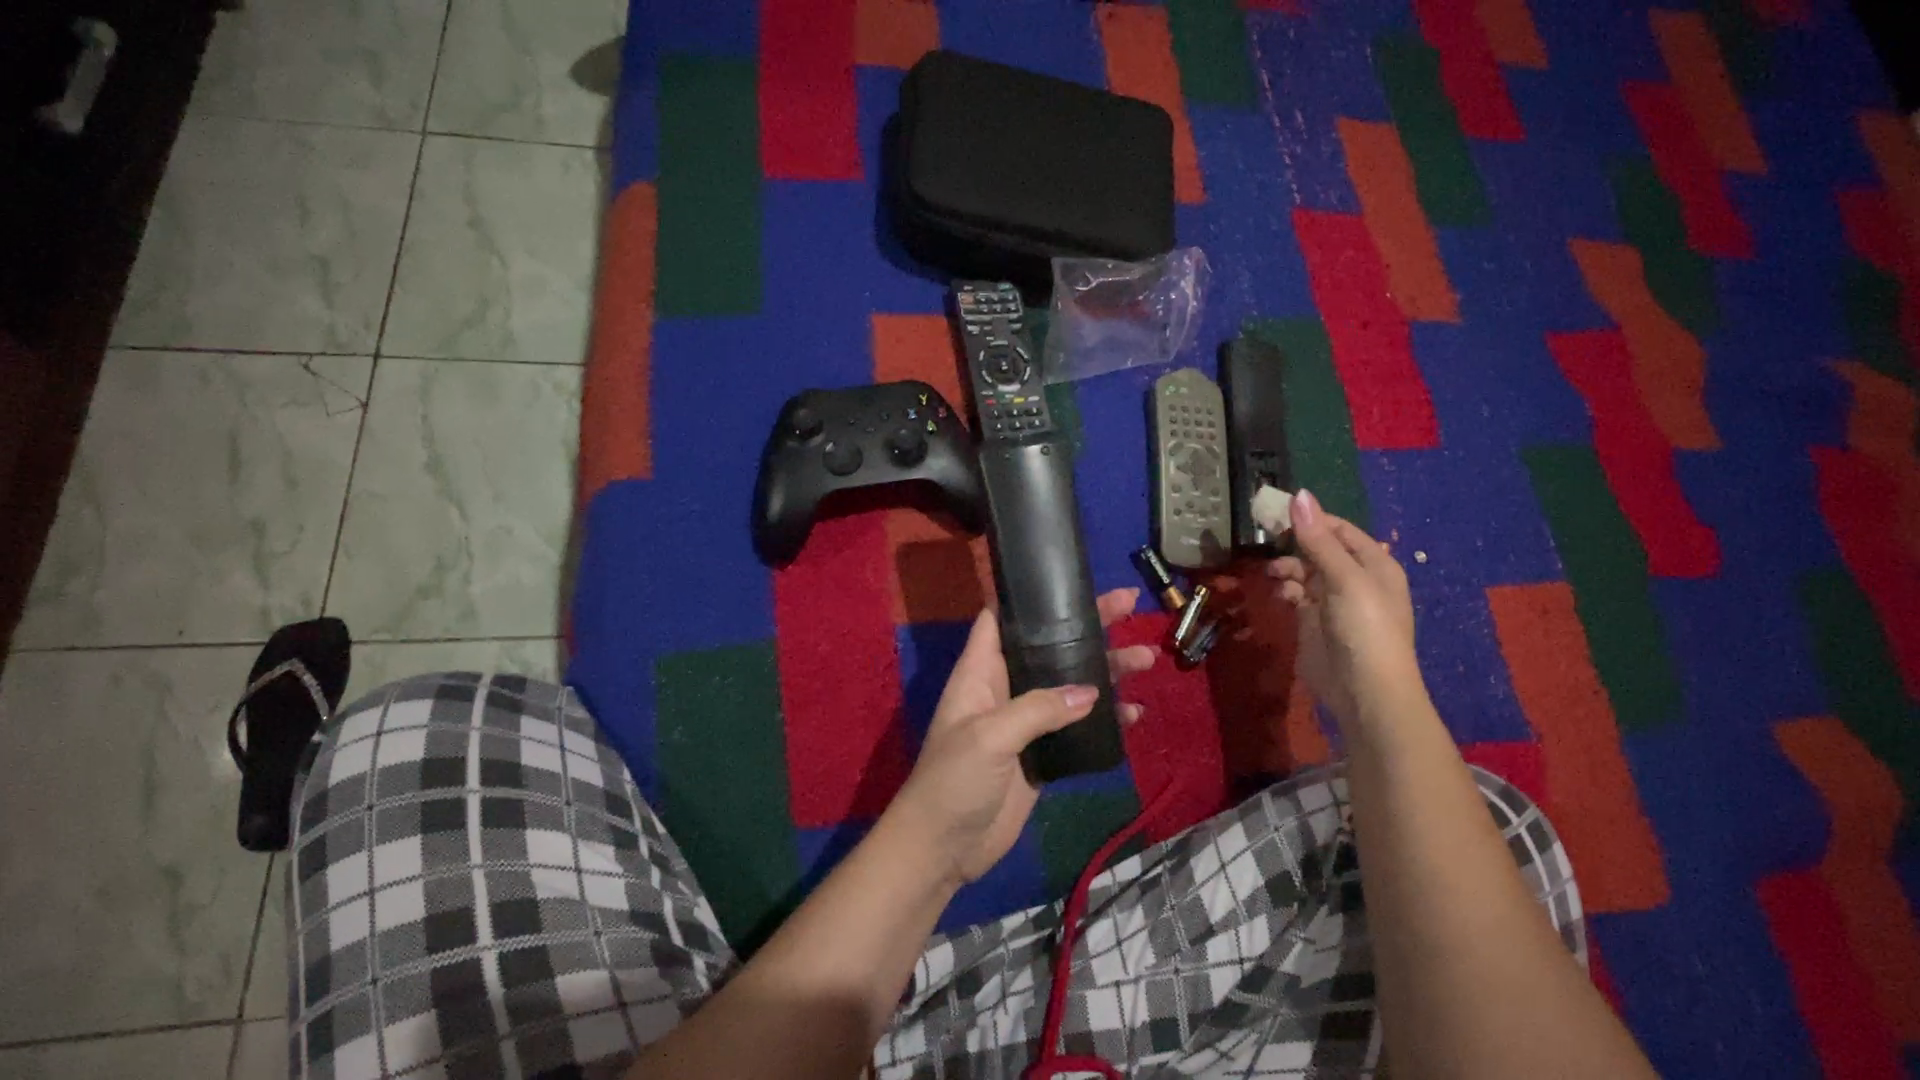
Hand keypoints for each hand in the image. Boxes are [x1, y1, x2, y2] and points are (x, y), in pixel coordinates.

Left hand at [890, 589, 1156, 886]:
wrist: (945, 848)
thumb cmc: (953, 781)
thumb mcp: (989, 736)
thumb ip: (1038, 709)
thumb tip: (1091, 691)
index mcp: (980, 674)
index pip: (1000, 620)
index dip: (1030, 599)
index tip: (1069, 580)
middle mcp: (1004, 691)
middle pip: (1048, 649)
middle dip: (1088, 628)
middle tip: (1129, 607)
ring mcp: (1024, 725)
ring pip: (1071, 687)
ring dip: (1106, 672)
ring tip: (1146, 659)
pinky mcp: (1041, 758)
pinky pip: (1078, 730)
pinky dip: (1105, 720)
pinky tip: (1135, 714)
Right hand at [1266, 489, 1419, 725]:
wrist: (1365, 691)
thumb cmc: (1365, 628)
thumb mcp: (1344, 579)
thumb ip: (1318, 539)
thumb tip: (1299, 495)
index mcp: (1374, 564)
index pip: (1339, 529)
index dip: (1310, 519)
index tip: (1274, 512)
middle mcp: (1355, 579)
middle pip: (1320, 549)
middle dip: (1293, 543)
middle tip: (1262, 538)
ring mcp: (1334, 602)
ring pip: (1305, 571)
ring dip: (1286, 567)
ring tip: (1270, 572)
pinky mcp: (1314, 623)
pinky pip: (1296, 595)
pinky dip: (1285, 589)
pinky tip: (1277, 592)